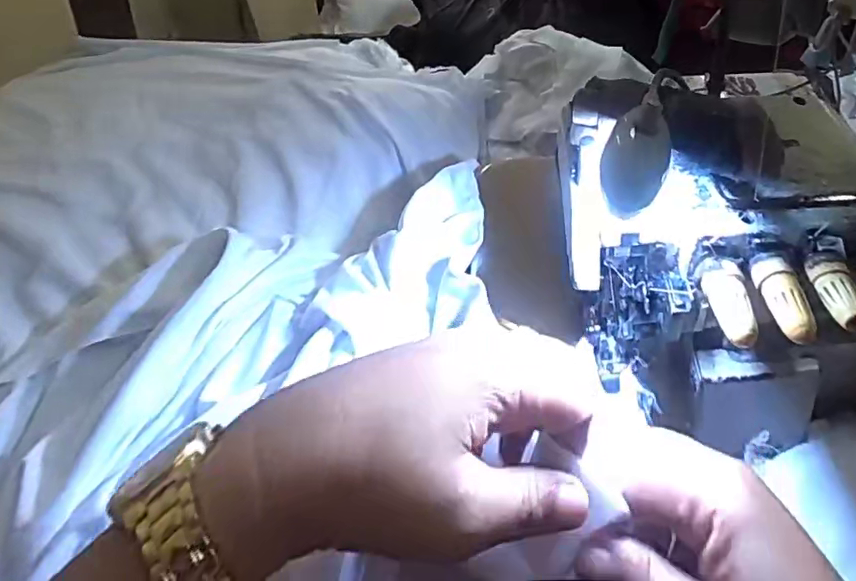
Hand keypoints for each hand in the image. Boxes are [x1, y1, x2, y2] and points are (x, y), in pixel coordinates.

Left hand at [195, 327, 600, 575]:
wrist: (272, 462)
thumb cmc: (376, 488)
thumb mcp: (458, 516)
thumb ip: (531, 503)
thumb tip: (581, 500)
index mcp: (502, 371)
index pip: (578, 394)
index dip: (584, 442)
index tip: (562, 486)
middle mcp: (486, 340)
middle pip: (555, 371)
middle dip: (561, 421)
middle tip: (540, 473)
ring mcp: (453, 340)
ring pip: (522, 366)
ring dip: (529, 411)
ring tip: (504, 460)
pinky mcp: (426, 350)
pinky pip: (488, 364)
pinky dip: (497, 400)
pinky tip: (466, 439)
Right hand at [574, 428, 839, 580]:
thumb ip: (643, 573)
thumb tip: (586, 548)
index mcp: (719, 486)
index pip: (639, 454)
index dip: (593, 474)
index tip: (555, 501)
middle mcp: (727, 476)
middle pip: (651, 461)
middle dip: (609, 492)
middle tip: (568, 528)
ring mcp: (737, 497)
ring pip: (665, 484)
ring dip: (630, 512)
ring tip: (591, 547)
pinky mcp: (741, 522)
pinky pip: (687, 509)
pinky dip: (658, 527)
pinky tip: (635, 557)